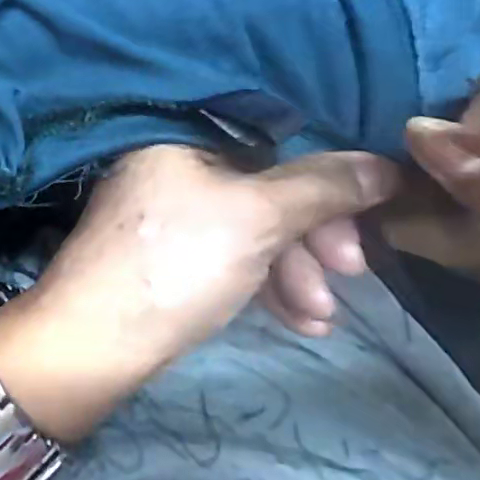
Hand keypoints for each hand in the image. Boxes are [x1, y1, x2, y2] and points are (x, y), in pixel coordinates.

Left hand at [0, 144, 399, 441]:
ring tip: (321, 318)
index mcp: (183, 134)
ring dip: (294, 269)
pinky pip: (227, 254)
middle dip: (311, 234)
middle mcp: (173, 162)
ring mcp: (167, 210)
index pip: (272, 144)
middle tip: (352, 273)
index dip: (324, 181)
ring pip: (248, 227)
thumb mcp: (257, 216)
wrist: (93, 344)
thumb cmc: (177, 261)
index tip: (364, 221)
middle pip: (263, 188)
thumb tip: (386, 164)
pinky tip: (297, 321)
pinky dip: (263, 282)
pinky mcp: (167, 254)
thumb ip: (321, 187)